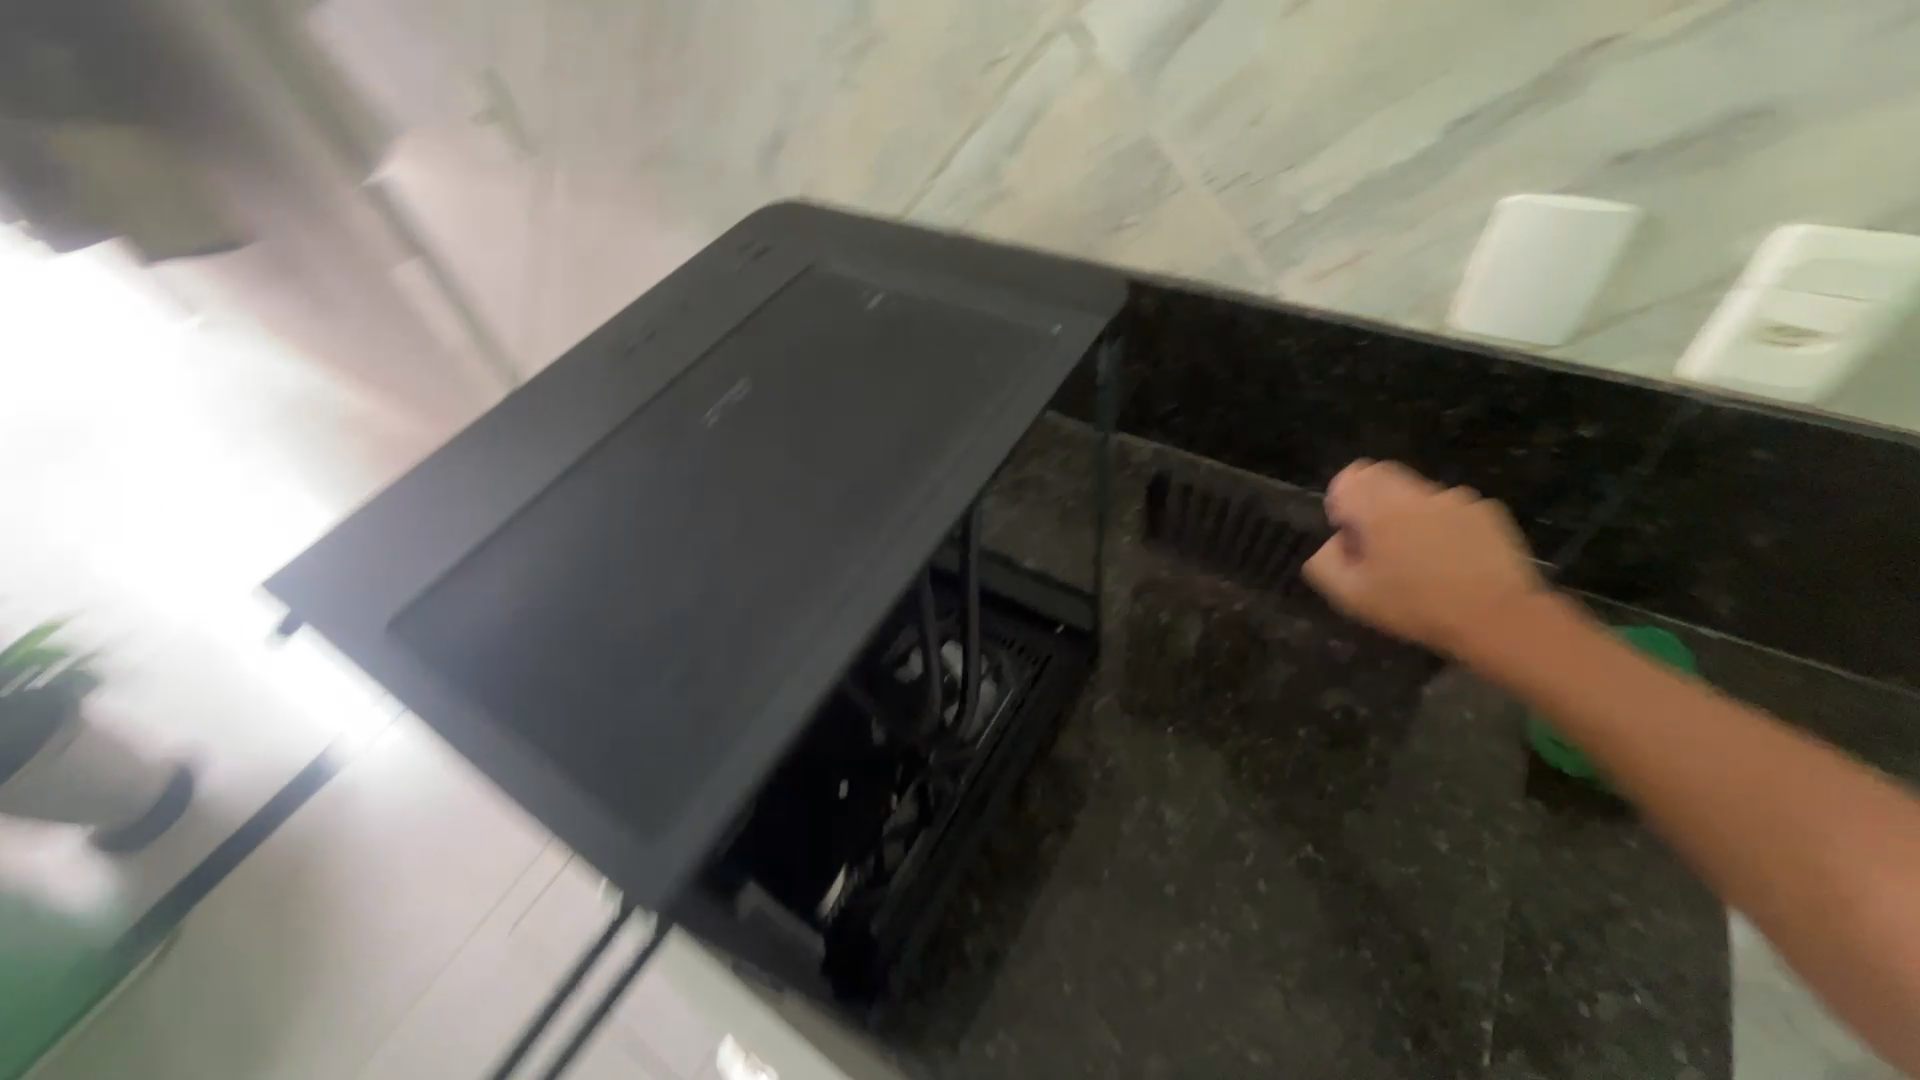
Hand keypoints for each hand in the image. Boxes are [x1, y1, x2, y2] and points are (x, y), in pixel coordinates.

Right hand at [1302, 460, 1545, 654]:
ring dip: (1410, 515)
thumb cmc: (1415, 606)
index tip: (1351, 533)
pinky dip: (1444, 526)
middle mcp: (1417, 493)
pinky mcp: (1486, 512)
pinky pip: (1452, 509)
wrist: (1495, 617)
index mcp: (1379, 508)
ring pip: (1419, 495)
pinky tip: (1452, 560)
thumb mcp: (1351, 595)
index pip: (1351, 476)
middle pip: (1383, 478)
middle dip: (1374, 505)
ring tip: (1421, 557)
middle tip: (1380, 545)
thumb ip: (1325, 561)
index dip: (1344, 501)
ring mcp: (1456, 499)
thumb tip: (1336, 541)